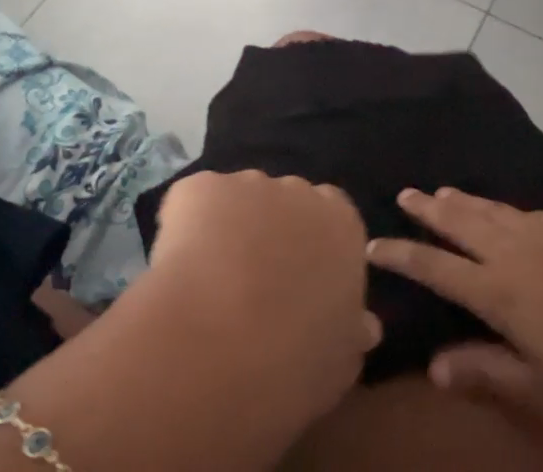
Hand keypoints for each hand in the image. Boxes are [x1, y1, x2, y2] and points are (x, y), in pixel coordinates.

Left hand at [146, 171, 379, 423]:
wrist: (219, 340)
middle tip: (252, 282)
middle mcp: (297, 191)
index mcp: (342, 225)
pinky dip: (184, 226)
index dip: (313, 246)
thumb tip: (362, 324)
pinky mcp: (196, 188)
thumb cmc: (296, 357)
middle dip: (270, 231)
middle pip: (284, 202)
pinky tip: (179, 266)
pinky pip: (192, 203)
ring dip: (226, 227)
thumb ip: (353, 330)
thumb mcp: (342, 360)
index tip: (298, 280)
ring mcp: (244, 183)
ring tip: (210, 279)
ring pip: (236, 200)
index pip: (333, 217)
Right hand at [366, 188, 542, 433]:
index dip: (401, 254)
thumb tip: (433, 366)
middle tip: (404, 194)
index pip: (435, 266)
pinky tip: (506, 214)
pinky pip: (525, 211)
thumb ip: (486, 370)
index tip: (372, 243)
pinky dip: (502, 208)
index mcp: (499, 291)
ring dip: (463, 202)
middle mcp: (516, 251)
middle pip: (460, 222)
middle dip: (428, 209)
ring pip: (493, 210)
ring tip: (442, 192)